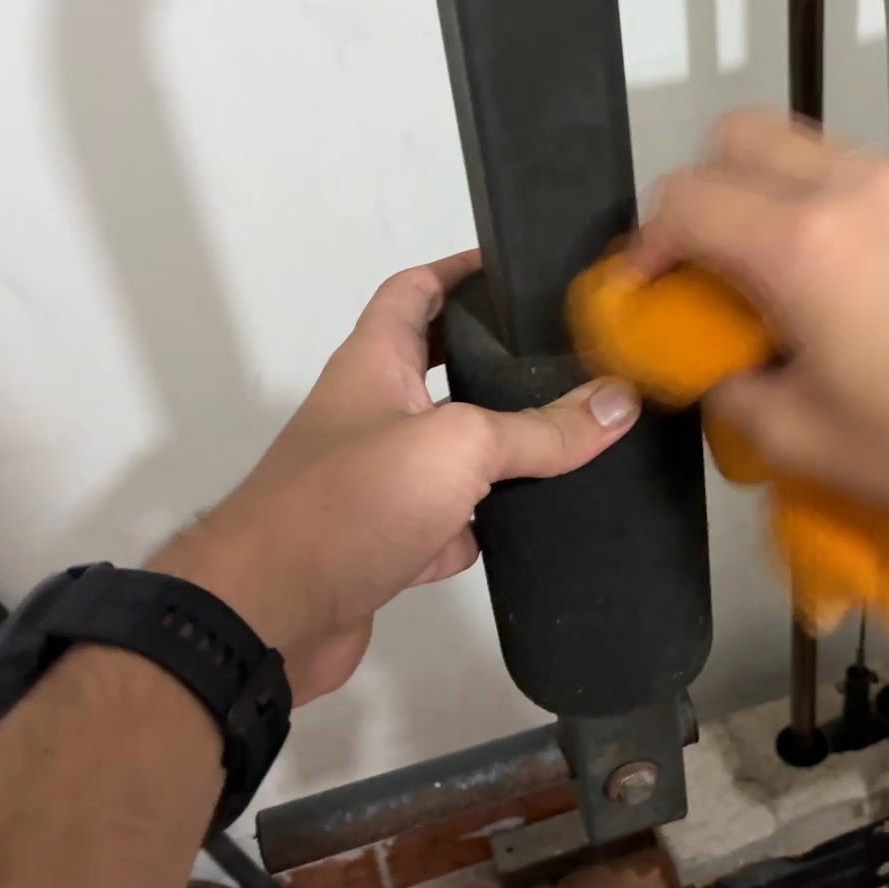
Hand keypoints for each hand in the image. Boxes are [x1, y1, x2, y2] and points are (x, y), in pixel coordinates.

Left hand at [149, 251, 639, 704]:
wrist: (266, 620)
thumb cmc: (353, 500)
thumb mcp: (459, 445)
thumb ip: (542, 428)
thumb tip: (622, 401)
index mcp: (377, 365)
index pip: (417, 291)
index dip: (461, 268)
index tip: (520, 267)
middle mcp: (378, 414)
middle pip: (447, 368)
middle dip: (502, 357)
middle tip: (571, 351)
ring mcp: (385, 481)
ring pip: (460, 448)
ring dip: (510, 442)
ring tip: (580, 426)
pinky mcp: (396, 540)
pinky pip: (461, 516)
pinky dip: (498, 517)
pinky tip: (549, 515)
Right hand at [627, 110, 888, 544]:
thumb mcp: (802, 441)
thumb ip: (729, 390)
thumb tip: (717, 365)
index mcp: (804, 247)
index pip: (686, 199)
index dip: (648, 240)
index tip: (649, 284)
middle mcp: (857, 187)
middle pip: (741, 136)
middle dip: (705, 191)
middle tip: (712, 261)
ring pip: (810, 150)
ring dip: (774, 197)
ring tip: (793, 274)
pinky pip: (873, 177)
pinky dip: (840, 209)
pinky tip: (868, 278)